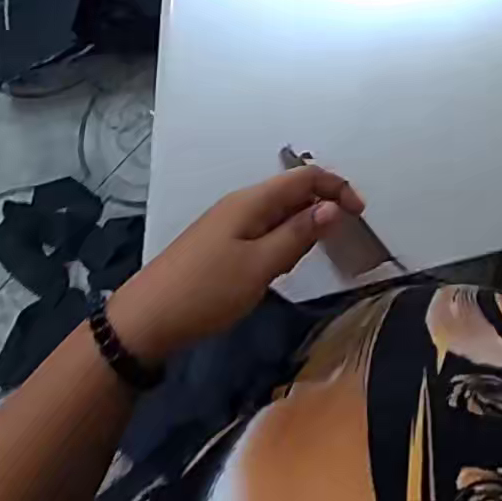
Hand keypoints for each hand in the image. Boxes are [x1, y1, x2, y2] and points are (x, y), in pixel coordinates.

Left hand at [106, 166, 363, 362]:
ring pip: (280, 211)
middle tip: (339, 238)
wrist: (142, 323)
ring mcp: (229, 222)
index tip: (359, 213)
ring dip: (303, 224)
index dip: (337, 187)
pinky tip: (278, 265)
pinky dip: (283, 238)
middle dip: (322, 206)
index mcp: (253, 200)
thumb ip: (300, 234)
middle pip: (294, 190)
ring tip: (307, 257)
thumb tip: (333, 206)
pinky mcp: (221, 242)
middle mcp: (243, 202)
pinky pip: (264, 228)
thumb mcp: (261, 266)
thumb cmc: (206, 291)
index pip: (307, 177)